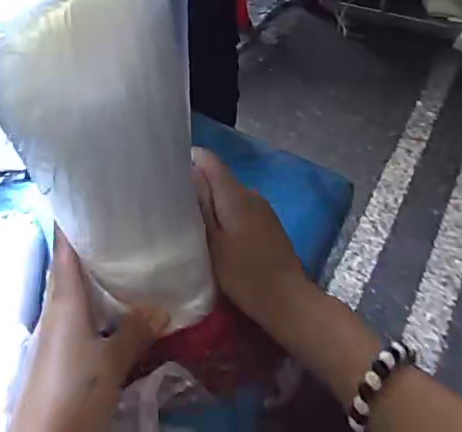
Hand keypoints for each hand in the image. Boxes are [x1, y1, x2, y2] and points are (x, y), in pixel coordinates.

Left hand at [13, 228, 166, 431]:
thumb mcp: (111, 362)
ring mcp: (54, 329)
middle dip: (90, 240)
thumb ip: (135, 331)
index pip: (64, 242)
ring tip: (124, 255)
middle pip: (70, 262)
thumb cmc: (73, 389)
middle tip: (121, 218)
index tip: (90, 189)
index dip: (73, 213)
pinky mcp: (58, 351)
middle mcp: (55, 305)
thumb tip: (163, 305)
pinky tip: (114, 304)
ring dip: (94, 272)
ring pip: (75, 288)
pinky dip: (95, 299)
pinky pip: (78, 311)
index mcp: (63, 296)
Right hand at [191, 148, 312, 331]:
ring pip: (232, 194)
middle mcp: (251, 192)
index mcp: (235, 194)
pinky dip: (230, 214)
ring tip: (198, 221)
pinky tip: (223, 235)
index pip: (211, 161)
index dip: (192, 160)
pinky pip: (243, 208)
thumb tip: (192, 171)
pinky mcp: (270, 223)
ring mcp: (263, 207)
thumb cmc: (243, 274)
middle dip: (201, 185)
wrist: (287, 300)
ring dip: (216, 202)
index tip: (174, 173)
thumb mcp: (214, 242)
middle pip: (221, 177)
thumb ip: (202, 204)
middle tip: (180, 205)